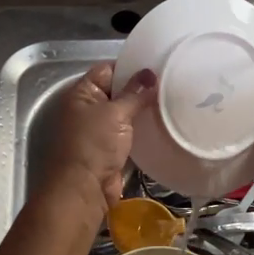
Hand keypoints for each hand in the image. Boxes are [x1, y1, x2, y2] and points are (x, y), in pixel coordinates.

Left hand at [43, 63, 155, 219]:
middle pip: (117, 91)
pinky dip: (141, 128)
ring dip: (142, 110)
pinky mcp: (110, 148)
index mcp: (82, 93)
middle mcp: (88, 108)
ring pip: (124, 113)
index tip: (156, 65)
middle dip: (139, 88)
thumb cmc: (94, 144)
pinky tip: (163, 122)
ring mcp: (99, 129)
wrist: (84, 189)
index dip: (130, 66)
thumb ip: (135, 93)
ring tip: (171, 99)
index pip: (107, 70)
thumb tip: (150, 74)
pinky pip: (128, 132)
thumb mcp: (116, 114)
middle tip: (169, 81)